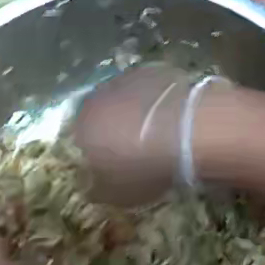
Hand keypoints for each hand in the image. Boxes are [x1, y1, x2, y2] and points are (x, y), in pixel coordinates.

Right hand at [70, 62, 228, 204]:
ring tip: (155, 129)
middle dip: (113, 126)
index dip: (95, 149)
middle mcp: (98, 96)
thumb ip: (95, 188)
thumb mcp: (115, 194)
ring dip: (133, 109)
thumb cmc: (143, 167)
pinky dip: (154, 97)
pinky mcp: (154, 70)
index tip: (110, 162)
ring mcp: (126, 78)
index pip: (80, 137)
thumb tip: (90, 184)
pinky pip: (148, 86)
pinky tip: (169, 113)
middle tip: (133, 145)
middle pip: (101, 112)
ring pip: (124, 96)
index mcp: (82, 125)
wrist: (184, 130)